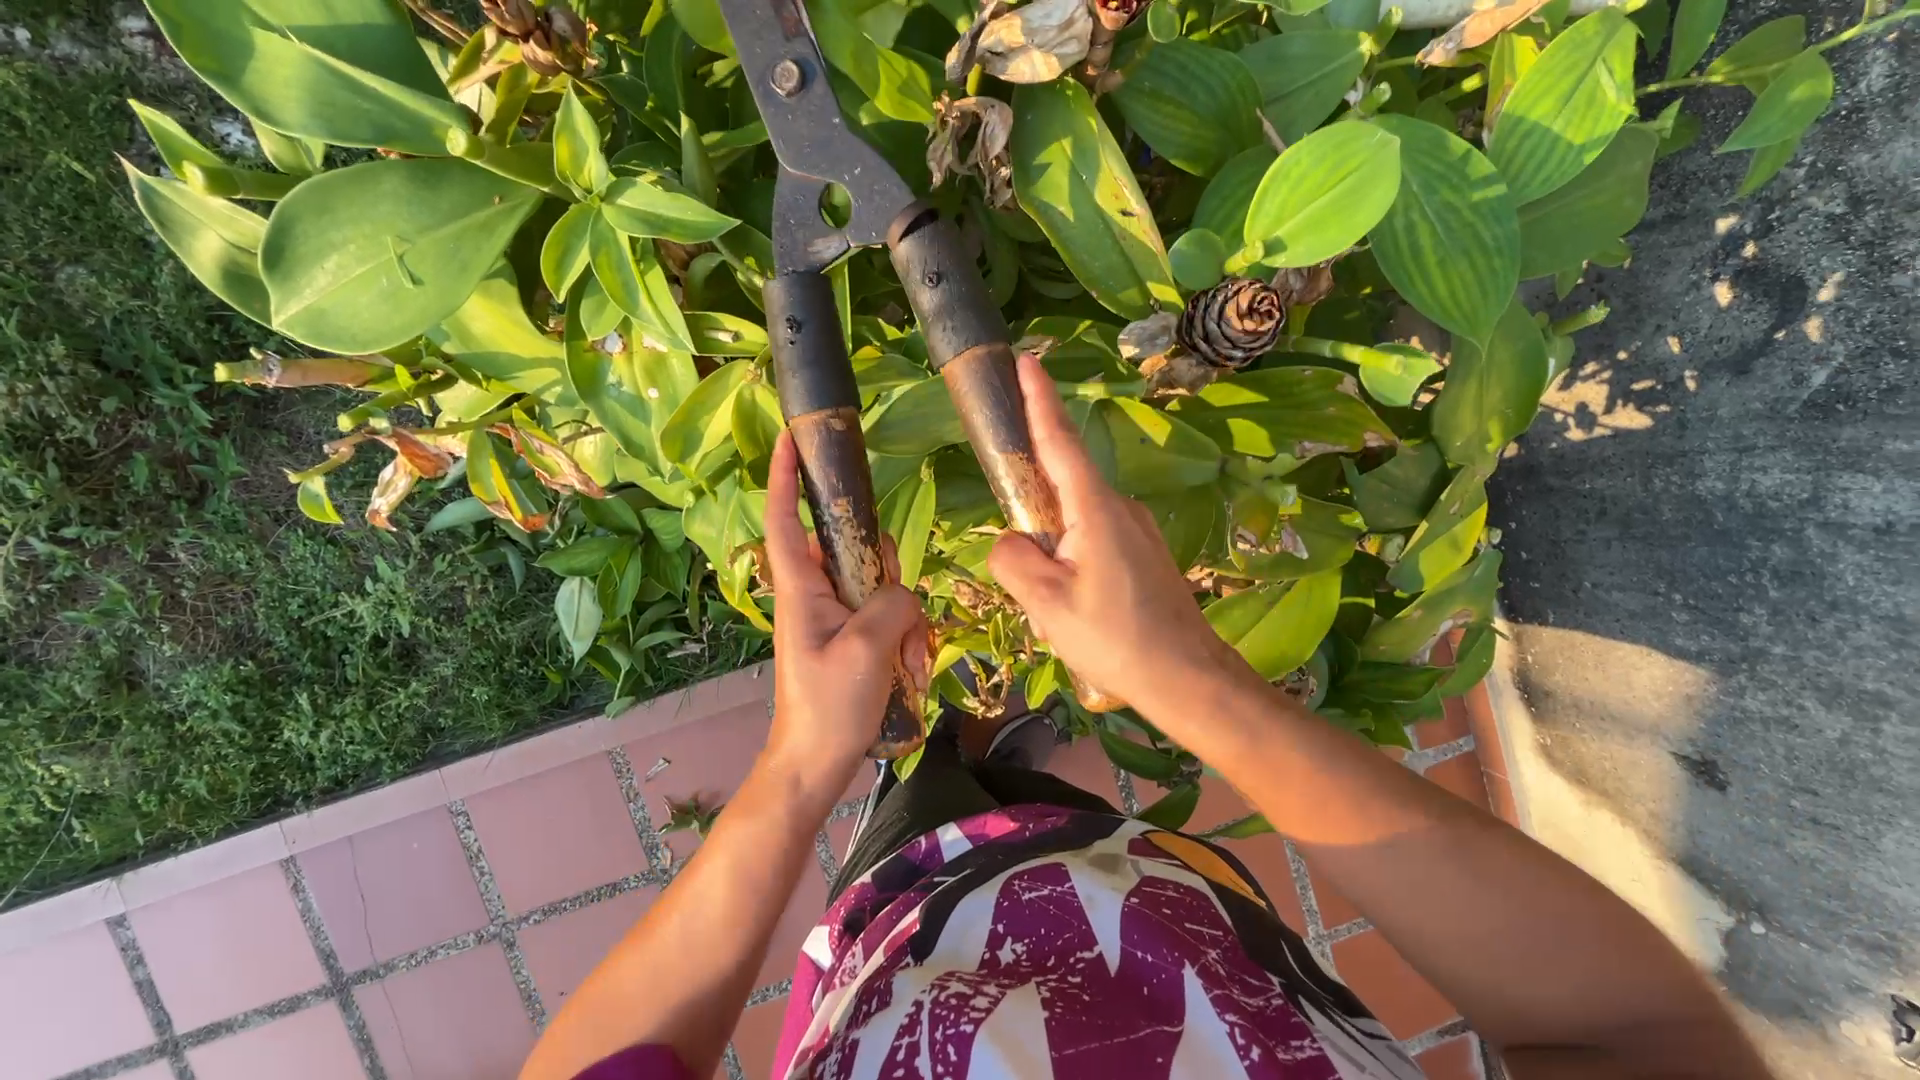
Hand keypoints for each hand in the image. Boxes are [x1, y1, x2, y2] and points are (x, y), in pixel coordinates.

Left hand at [761, 431, 928, 806]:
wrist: (817, 763)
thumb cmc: (828, 707)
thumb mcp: (866, 650)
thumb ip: (890, 603)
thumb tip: (900, 591)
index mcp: (801, 588)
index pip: (784, 519)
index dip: (782, 477)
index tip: (788, 438)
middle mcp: (816, 593)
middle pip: (856, 549)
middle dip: (889, 578)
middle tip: (902, 625)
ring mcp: (836, 616)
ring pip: (882, 585)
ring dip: (905, 620)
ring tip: (907, 663)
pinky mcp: (853, 636)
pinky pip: (888, 616)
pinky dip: (905, 638)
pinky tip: (909, 673)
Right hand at [988, 354, 1244, 718]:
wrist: (1188, 678)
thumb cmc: (1115, 639)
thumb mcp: (1046, 604)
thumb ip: (1012, 559)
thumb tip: (1012, 541)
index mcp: (1095, 509)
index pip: (1060, 442)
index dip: (1039, 400)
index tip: (1026, 361)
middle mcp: (1120, 507)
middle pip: (1061, 488)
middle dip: (1033, 516)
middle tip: (1030, 576)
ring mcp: (1137, 531)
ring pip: (1075, 525)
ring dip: (1053, 554)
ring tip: (1059, 614)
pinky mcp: (1145, 555)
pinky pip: (1094, 543)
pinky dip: (1073, 565)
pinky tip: (1080, 614)